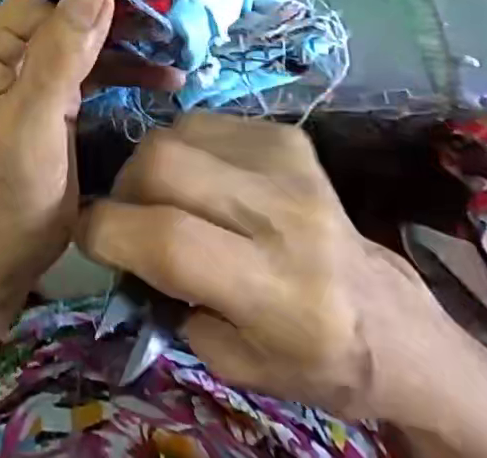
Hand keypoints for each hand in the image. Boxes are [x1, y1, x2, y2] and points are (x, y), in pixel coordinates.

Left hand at [0, 0, 180, 380]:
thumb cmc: (6, 196)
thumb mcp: (35, 121)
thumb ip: (62, 54)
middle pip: (64, 17)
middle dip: (117, 20)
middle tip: (176, 25)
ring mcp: (21, 77)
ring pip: (78, 43)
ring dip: (124, 47)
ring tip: (178, 52)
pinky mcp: (42, 102)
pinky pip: (83, 73)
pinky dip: (118, 73)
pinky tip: (162, 79)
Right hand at [77, 114, 467, 422]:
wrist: (397, 328)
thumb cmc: (312, 360)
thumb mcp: (232, 362)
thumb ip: (165, 300)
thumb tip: (120, 243)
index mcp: (280, 293)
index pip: (168, 240)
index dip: (105, 232)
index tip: (89, 238)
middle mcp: (288, 219)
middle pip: (161, 164)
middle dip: (123, 190)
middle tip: (129, 217)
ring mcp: (291, 168)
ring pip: (174, 134)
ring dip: (151, 166)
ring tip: (166, 197)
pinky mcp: (289, 139)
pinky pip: (201, 123)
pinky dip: (184, 149)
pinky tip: (201, 179)